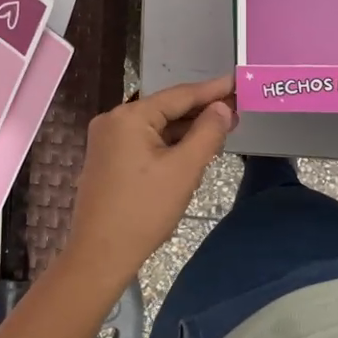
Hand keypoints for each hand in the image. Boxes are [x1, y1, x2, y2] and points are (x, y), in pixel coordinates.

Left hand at [60, 76, 236, 293]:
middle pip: (166, 110)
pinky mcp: (107, 161)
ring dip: (186, 131)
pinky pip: (144, 142)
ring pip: (156, 128)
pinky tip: (191, 150)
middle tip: (236, 111)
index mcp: (129, 117)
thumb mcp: (184, 170)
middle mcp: (113, 121)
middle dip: (200, 112)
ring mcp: (107, 141)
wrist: (100, 256)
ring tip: (220, 130)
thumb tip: (221, 107)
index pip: (179, 95)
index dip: (212, 90)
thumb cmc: (144, 211)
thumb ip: (207, 133)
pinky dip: (169, 145)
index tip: (237, 82)